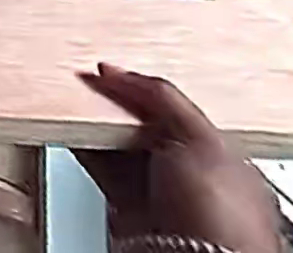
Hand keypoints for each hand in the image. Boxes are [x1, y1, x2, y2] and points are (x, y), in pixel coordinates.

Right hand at [73, 63, 278, 252]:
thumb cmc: (225, 222)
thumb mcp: (203, 142)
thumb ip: (165, 99)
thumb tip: (120, 72)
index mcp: (224, 160)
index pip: (175, 109)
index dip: (143, 88)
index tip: (112, 72)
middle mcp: (189, 174)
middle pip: (139, 121)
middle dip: (112, 101)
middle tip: (90, 82)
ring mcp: (155, 188)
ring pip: (114, 138)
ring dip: (91, 119)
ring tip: (74, 99)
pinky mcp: (123, 199)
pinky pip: (94, 159)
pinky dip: (77, 140)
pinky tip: (67, 124)